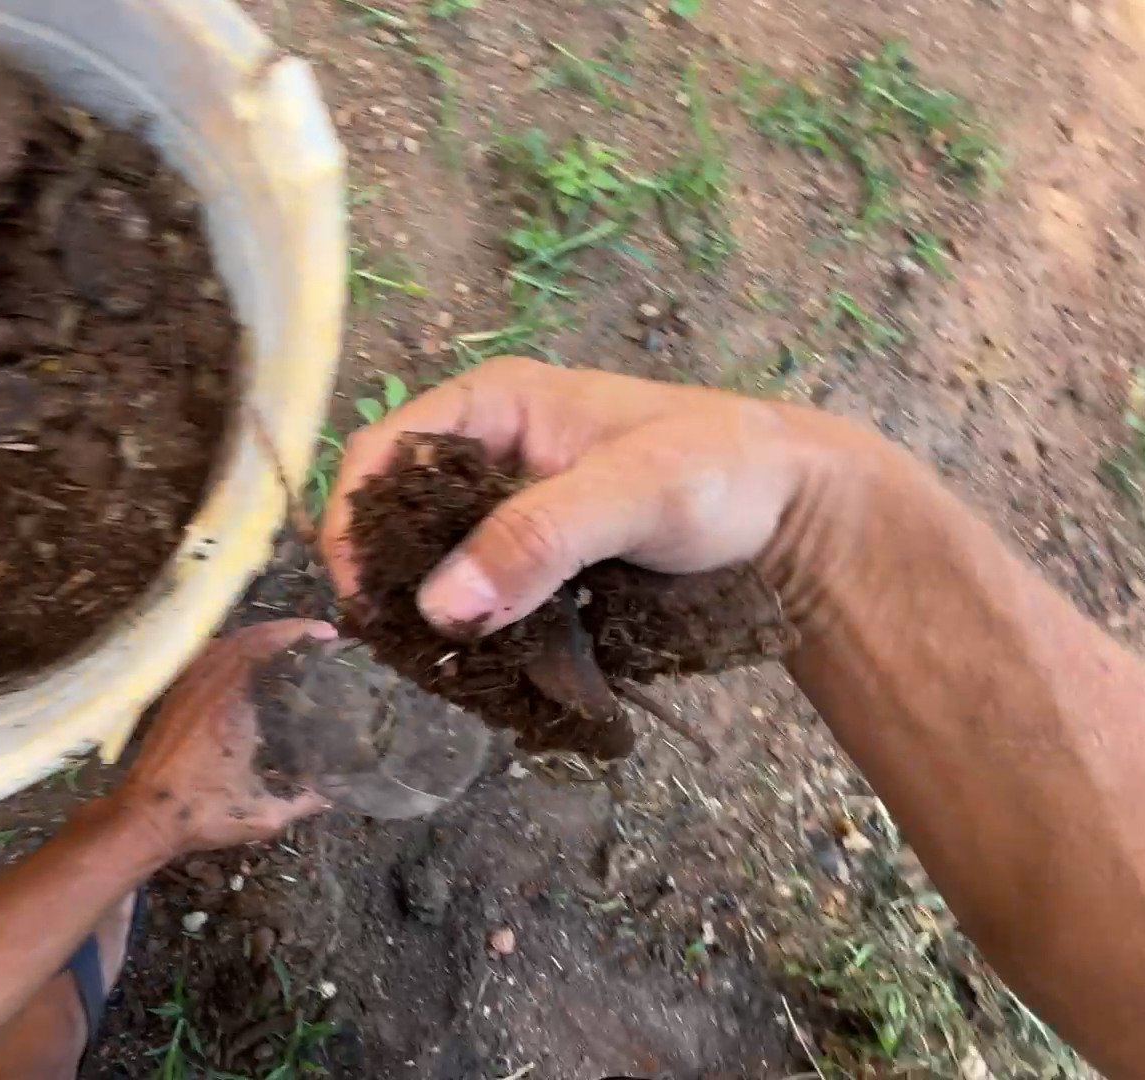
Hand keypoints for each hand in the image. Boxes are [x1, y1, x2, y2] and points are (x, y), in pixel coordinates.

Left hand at [117, 620, 337, 855]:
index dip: (297, 633)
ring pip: (226, 641)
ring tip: (289, 643)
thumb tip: (327, 794)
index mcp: (230, 704)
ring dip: (260, 636)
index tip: (327, 634)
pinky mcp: (177, 694)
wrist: (144, 816)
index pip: (264, 647)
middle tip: (317, 635)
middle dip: (285, 629)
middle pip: (247, 636)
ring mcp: (188, 686)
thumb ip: (299, 803)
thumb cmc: (201, 814)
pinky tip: (249, 660)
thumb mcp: (260, 817)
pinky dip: (233, 647)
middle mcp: (208, 684)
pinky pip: (208, 654)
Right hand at [322, 357, 826, 635]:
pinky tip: (462, 651)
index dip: (352, 516)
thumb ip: (538, 538)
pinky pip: (463, 582)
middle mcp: (479, 449)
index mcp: (489, 404)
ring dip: (414, 600)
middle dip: (378, 568)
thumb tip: (438, 609)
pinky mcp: (519, 549)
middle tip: (387, 635)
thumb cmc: (720, 472)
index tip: (357, 591)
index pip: (382, 449)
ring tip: (422, 654)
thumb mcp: (635, 490)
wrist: (792, 516)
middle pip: (390, 505)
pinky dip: (455, 617)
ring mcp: (497, 503)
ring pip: (423, 551)